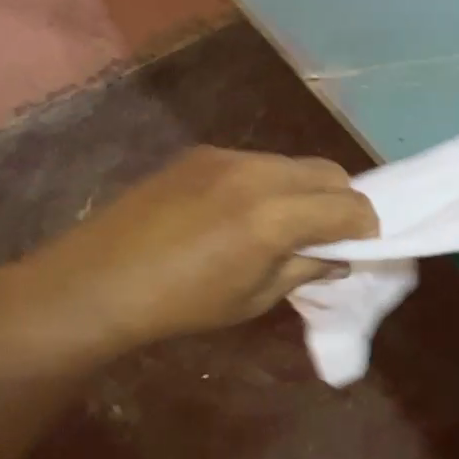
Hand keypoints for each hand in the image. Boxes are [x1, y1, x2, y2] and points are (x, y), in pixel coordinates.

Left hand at [0, 148, 378, 356]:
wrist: (92, 284)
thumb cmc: (180, 305)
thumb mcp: (254, 299)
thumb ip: (306, 269)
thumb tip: (338, 257)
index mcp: (276, 217)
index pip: (350, 206)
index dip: (366, 226)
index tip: (362, 245)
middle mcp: (260, 175)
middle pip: (331, 173)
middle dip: (343, 201)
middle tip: (332, 233)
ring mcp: (229, 158)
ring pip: (296, 164)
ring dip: (308, 189)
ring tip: (288, 222)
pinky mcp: (203, 154)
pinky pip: (259, 162)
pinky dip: (272, 183)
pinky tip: (245, 211)